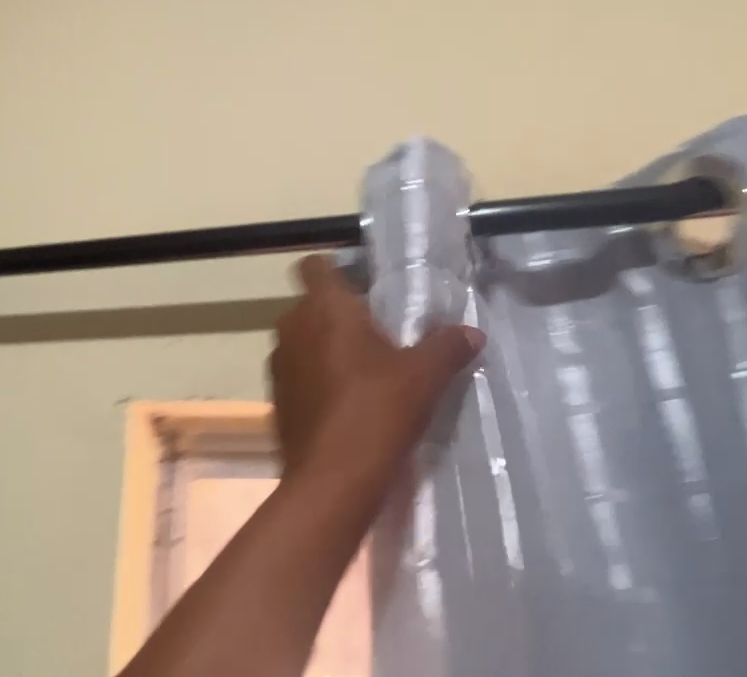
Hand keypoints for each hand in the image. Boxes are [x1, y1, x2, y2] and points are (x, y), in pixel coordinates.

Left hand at [269, 254, 484, 480]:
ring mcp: (279, 363)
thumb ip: (447, 347)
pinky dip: (316, 381)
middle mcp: (292, 326)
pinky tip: (346, 407)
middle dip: (339, 316)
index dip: (334, 270)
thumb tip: (471, 332)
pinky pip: (298, 374)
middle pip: (313, 305)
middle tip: (378, 339)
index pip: (314, 266)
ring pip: (304, 340)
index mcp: (323, 307)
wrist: (332, 480)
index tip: (362, 287)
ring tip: (365, 376)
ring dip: (326, 349)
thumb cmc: (377, 411)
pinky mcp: (275, 398)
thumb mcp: (424, 376)